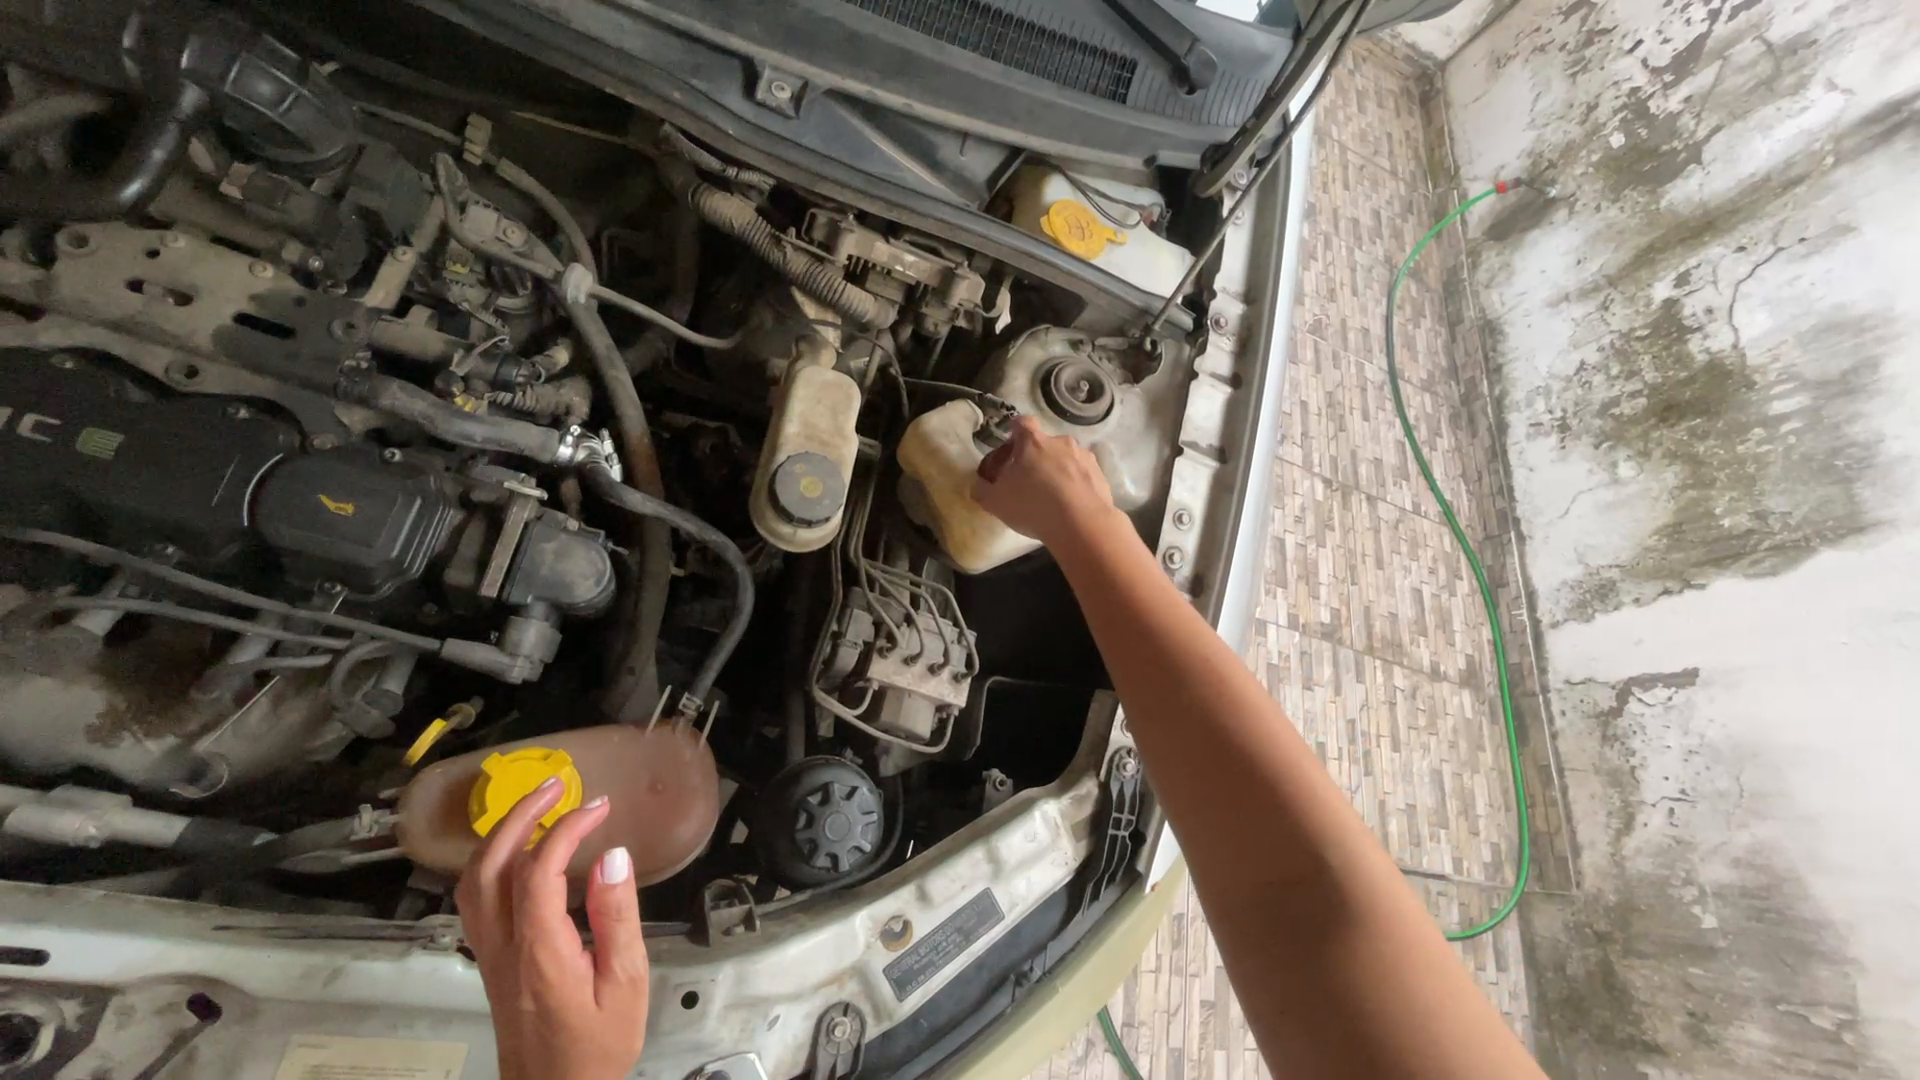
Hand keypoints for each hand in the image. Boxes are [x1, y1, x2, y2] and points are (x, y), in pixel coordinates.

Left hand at [457, 778, 648, 1079]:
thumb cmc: (599, 1045)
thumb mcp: (626, 984)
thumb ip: (617, 918)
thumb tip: (612, 857)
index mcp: (539, 952)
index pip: (539, 872)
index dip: (566, 830)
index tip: (600, 808)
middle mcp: (503, 948)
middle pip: (490, 867)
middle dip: (520, 816)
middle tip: (558, 785)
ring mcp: (489, 955)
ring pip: (472, 882)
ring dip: (500, 834)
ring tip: (538, 805)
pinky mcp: (490, 962)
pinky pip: (476, 898)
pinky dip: (493, 860)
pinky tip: (521, 850)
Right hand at [973, 415, 1117, 546]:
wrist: (1081, 523)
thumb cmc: (1032, 505)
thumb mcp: (995, 501)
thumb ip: (982, 490)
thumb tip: (978, 486)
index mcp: (1033, 441)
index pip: (1022, 423)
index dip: (1014, 432)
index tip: (1011, 445)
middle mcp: (1061, 442)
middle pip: (1045, 443)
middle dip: (1036, 457)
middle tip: (1028, 480)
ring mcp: (1084, 457)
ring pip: (1066, 459)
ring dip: (1058, 471)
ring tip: (1052, 496)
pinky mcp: (1101, 475)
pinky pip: (1083, 475)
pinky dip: (1076, 485)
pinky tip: (1071, 505)